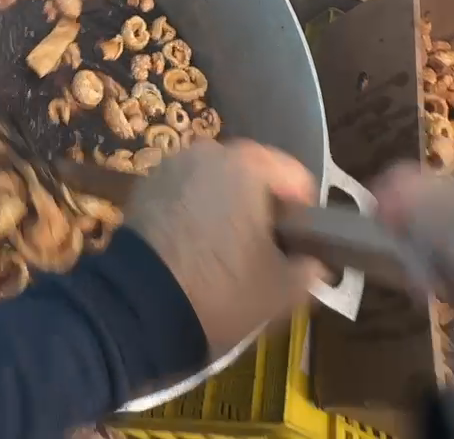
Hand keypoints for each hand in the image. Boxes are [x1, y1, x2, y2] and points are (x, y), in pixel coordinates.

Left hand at [124, 139, 324, 354]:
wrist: (142, 302)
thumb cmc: (222, 288)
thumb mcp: (282, 290)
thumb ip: (308, 267)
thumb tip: (311, 260)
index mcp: (248, 166)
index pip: (294, 175)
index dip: (303, 210)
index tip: (300, 242)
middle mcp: (209, 151)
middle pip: (252, 171)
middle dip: (262, 202)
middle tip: (266, 244)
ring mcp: (173, 164)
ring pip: (216, 178)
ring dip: (227, 201)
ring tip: (228, 244)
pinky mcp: (147, 183)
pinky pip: (185, 188)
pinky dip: (195, 206)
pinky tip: (195, 241)